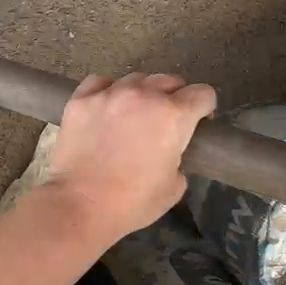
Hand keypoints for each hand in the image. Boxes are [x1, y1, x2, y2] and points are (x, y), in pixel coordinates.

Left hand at [40, 72, 216, 242]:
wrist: (81, 205)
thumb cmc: (133, 203)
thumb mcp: (174, 187)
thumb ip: (179, 157)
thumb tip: (170, 151)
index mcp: (174, 116)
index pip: (203, 94)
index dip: (204, 108)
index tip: (198, 121)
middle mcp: (144, 96)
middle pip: (169, 81)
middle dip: (174, 97)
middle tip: (165, 121)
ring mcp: (109, 94)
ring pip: (135, 79)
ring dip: (142, 93)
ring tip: (133, 114)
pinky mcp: (81, 100)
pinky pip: (100, 82)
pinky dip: (107, 91)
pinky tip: (106, 107)